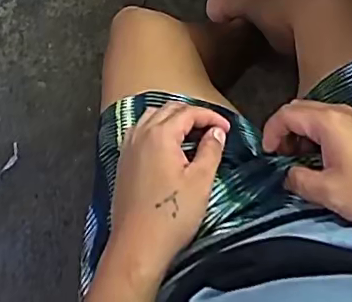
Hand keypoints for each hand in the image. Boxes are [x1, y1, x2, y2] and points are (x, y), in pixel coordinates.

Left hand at [98, 102, 228, 290]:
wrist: (137, 242)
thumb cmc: (171, 215)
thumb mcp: (200, 183)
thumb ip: (210, 152)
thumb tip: (217, 131)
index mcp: (160, 133)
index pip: (187, 113)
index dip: (210, 116)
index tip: (227, 127)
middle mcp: (141, 131)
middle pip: (169, 109)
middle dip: (192, 114)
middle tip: (213, 128)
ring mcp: (129, 143)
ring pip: (153, 116)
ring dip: (173, 117)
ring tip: (192, 132)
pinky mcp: (123, 156)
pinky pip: (142, 129)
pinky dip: (157, 127)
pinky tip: (167, 144)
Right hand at [262, 101, 351, 242]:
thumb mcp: (331, 193)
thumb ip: (299, 180)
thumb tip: (285, 174)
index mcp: (328, 120)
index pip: (286, 114)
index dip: (271, 131)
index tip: (266, 153)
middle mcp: (340, 110)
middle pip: (299, 109)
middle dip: (284, 130)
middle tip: (280, 155)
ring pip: (316, 115)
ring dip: (302, 133)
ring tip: (300, 159)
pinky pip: (333, 122)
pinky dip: (319, 135)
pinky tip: (324, 158)